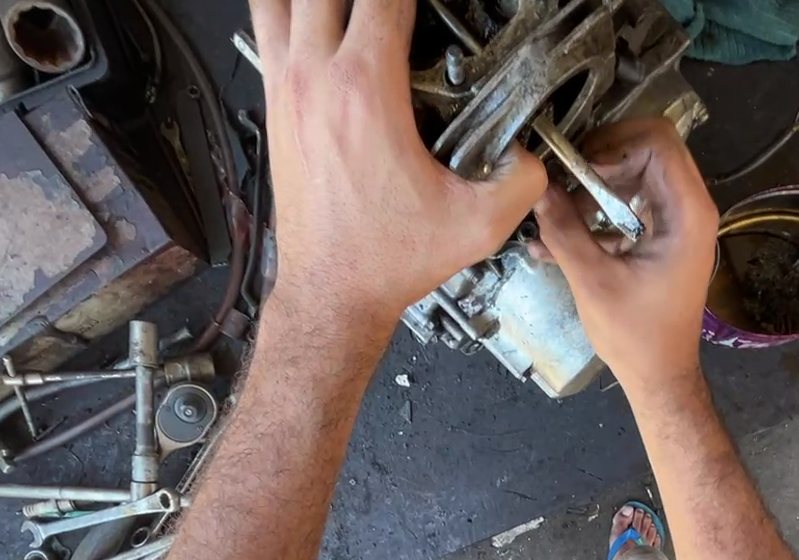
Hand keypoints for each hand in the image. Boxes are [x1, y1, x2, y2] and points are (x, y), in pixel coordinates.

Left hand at [251, 0, 546, 337]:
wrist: (334, 293)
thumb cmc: (384, 261)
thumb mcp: (474, 228)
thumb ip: (519, 184)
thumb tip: (532, 159)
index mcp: (365, 92)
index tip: (436, 7)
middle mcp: (316, 79)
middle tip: (399, 9)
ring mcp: (286, 89)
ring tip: (355, 10)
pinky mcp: (274, 108)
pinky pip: (266, 25)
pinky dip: (290, 10)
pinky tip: (318, 20)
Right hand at [531, 119, 717, 391]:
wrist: (658, 376)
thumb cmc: (635, 335)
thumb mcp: (593, 281)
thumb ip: (564, 230)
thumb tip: (536, 189)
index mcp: (687, 213)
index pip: (656, 142)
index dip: (612, 147)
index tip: (576, 174)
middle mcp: (689, 209)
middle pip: (646, 152)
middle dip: (598, 164)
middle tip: (562, 185)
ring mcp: (676, 224)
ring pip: (633, 179)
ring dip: (591, 193)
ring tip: (554, 218)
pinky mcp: (659, 241)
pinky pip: (627, 210)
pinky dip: (596, 218)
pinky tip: (555, 240)